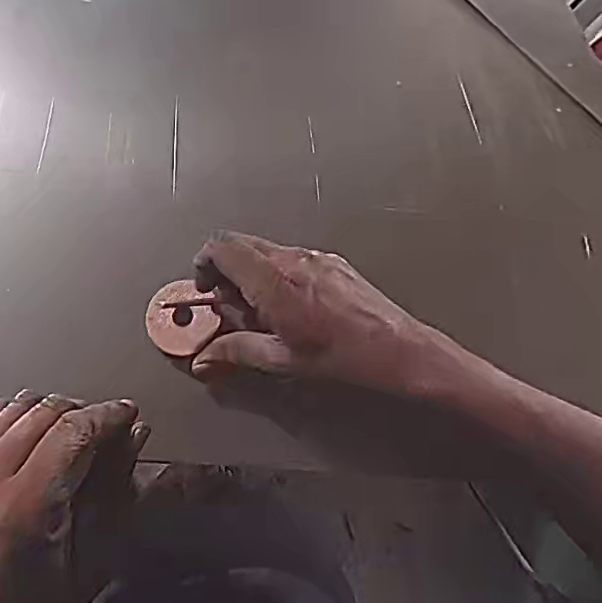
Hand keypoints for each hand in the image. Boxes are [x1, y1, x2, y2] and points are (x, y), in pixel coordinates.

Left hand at [0, 392, 148, 602]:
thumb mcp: (92, 558)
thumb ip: (114, 488)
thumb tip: (134, 435)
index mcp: (23, 506)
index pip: (74, 429)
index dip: (109, 414)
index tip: (130, 414)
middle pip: (49, 410)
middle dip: (87, 412)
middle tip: (112, 429)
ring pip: (22, 404)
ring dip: (57, 410)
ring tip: (80, 433)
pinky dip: (23, 414)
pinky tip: (41, 435)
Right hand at [189, 231, 466, 395]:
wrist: (398, 347)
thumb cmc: (344, 356)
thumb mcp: (283, 359)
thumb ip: (237, 351)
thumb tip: (206, 357)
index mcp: (273, 281)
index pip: (222, 247)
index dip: (204, 263)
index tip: (204, 288)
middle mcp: (291, 259)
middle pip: (240, 243)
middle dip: (224, 268)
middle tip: (227, 302)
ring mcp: (313, 256)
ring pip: (265, 249)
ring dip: (250, 271)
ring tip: (260, 309)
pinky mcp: (330, 260)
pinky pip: (289, 256)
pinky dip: (275, 272)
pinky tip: (289, 304)